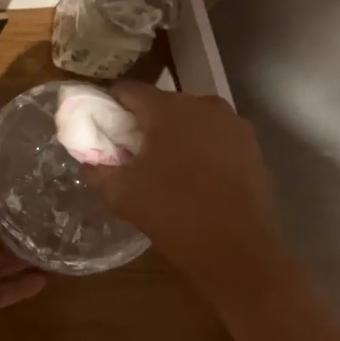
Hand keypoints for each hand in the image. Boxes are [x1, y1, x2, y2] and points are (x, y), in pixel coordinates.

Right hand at [83, 84, 285, 288]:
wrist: (240, 251)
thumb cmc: (174, 215)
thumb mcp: (120, 194)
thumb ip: (97, 166)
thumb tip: (88, 154)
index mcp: (167, 110)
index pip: (127, 90)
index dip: (111, 106)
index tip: (104, 130)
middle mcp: (202, 104)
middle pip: (161, 102)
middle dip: (144, 122)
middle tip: (132, 153)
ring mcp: (231, 122)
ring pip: (190, 117)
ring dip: (174, 133)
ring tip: (165, 166)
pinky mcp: (251, 143)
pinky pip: (214, 133)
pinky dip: (200, 145)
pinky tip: (195, 175)